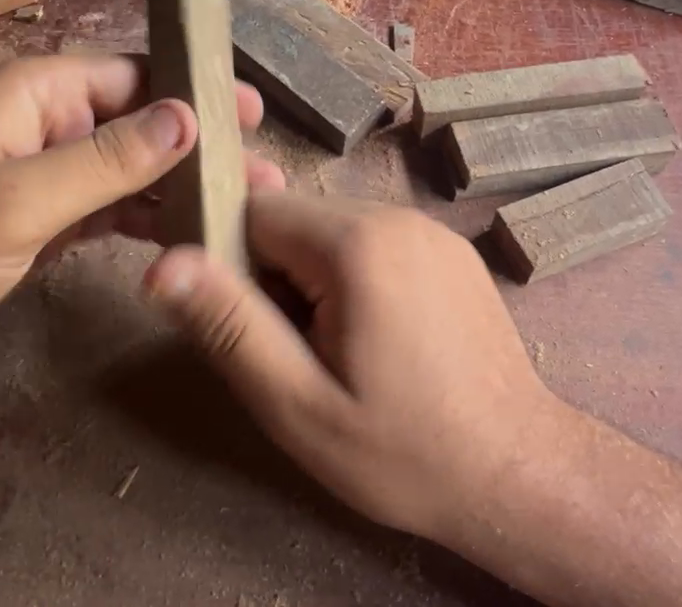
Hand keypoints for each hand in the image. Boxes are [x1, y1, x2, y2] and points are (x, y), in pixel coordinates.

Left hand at [0, 54, 283, 371]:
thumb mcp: (15, 200)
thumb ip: (104, 162)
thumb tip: (187, 119)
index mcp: (39, 95)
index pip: (133, 77)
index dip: (194, 92)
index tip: (251, 112)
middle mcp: (52, 124)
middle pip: (142, 123)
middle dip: (201, 144)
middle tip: (263, 169)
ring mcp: (51, 174)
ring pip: (133, 170)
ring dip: (183, 186)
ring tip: (244, 207)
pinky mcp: (49, 220)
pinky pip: (113, 210)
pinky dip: (150, 220)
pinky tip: (192, 236)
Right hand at [140, 193, 564, 543]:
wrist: (518, 470)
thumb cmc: (402, 450)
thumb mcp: (298, 404)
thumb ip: (228, 325)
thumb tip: (163, 263)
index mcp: (355, 244)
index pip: (253, 211)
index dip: (233, 262)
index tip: (247, 322)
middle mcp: (396, 215)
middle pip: (294, 218)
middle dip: (276, 274)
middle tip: (297, 350)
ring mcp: (429, 228)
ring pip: (331, 229)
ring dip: (315, 277)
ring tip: (339, 349)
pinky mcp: (449, 248)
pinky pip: (375, 242)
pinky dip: (356, 276)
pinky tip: (379, 337)